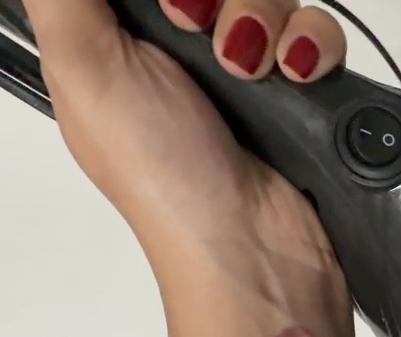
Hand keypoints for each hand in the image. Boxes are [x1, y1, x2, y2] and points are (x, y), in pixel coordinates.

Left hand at [19, 0, 347, 298]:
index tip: (161, 5)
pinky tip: (296, 74)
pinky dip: (313, 44)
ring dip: (262, 16)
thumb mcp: (80, 64)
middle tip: (194, 30)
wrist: (254, 249)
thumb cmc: (162, 173)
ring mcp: (250, 71)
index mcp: (121, 37)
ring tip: (250, 69)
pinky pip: (319, 34)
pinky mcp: (304, 95)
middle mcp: (186, 48)